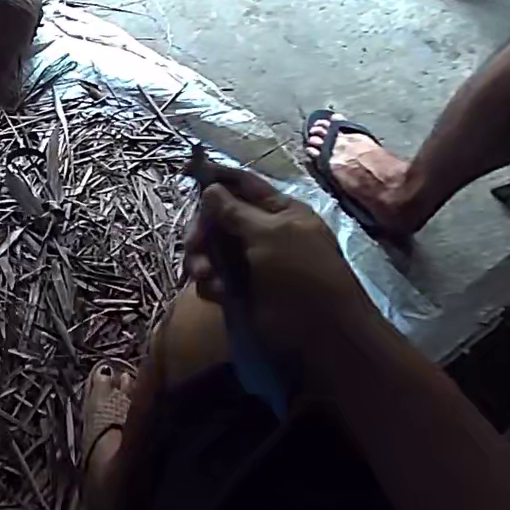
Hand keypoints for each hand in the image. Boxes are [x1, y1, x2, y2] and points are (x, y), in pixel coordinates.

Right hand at [184, 166, 375, 351]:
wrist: (320, 335)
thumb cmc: (301, 274)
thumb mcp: (270, 234)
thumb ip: (236, 211)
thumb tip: (210, 188)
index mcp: (278, 212)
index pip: (243, 185)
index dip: (217, 178)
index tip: (188, 174)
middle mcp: (261, 233)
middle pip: (218, 218)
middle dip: (203, 230)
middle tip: (195, 245)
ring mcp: (249, 262)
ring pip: (210, 248)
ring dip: (202, 259)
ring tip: (205, 275)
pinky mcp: (238, 289)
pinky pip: (212, 277)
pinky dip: (210, 283)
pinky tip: (218, 292)